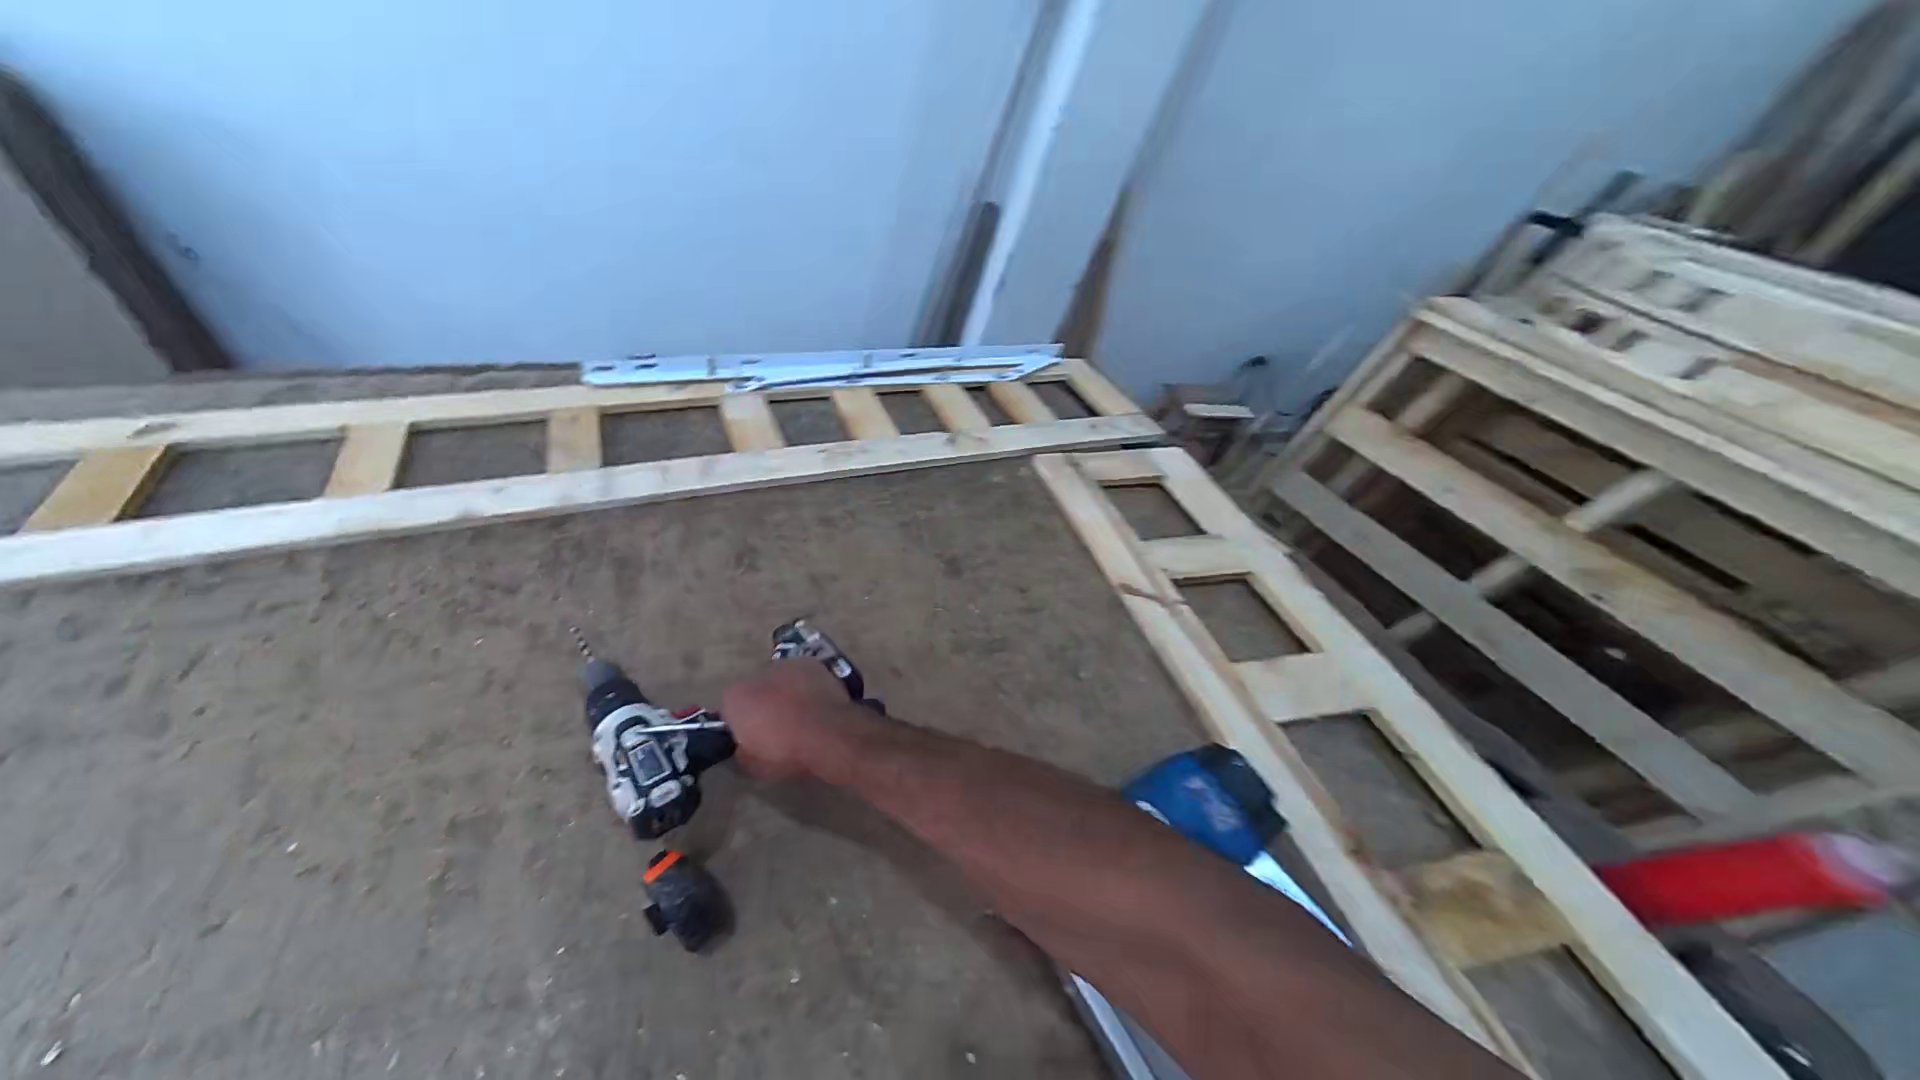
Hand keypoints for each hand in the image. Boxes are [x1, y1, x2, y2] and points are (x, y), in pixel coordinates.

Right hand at [720, 659, 860, 779]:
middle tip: (776, 725)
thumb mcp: (752, 765)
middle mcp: (756, 675)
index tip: (751, 738)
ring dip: (784, 692)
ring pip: (779, 679)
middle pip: (754, 690)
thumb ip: (742, 749)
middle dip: (762, 703)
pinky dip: (806, 686)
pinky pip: (802, 675)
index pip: (728, 708)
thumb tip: (745, 745)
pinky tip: (816, 702)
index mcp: (735, 698)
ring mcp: (787, 665)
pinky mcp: (812, 664)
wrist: (828, 734)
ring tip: (800, 713)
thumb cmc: (786, 752)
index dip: (739, 724)